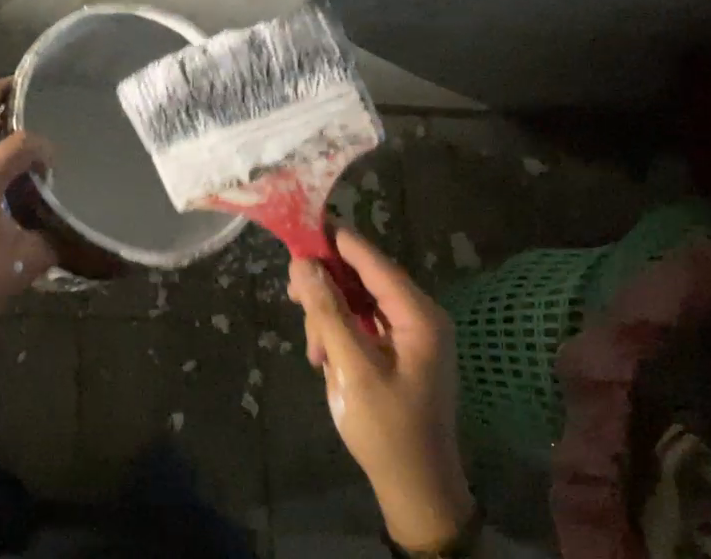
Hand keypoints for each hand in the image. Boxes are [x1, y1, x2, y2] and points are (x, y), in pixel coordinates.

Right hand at [288, 228, 472, 552]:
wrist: (416, 488)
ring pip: (357, 300)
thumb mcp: (351, 368)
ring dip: (328, 315)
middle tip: (291, 293)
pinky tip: (322, 355)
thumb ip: (327, 312)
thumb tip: (302, 264)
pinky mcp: (398, 351)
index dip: (336, 239)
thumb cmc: (387, 428)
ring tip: (313, 349)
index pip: (372, 260)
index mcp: (419, 316)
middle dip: (325, 285)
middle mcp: (418, 316)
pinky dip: (338, 332)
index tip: (300, 221)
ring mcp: (410, 334)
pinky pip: (361, 323)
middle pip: (363, 278)